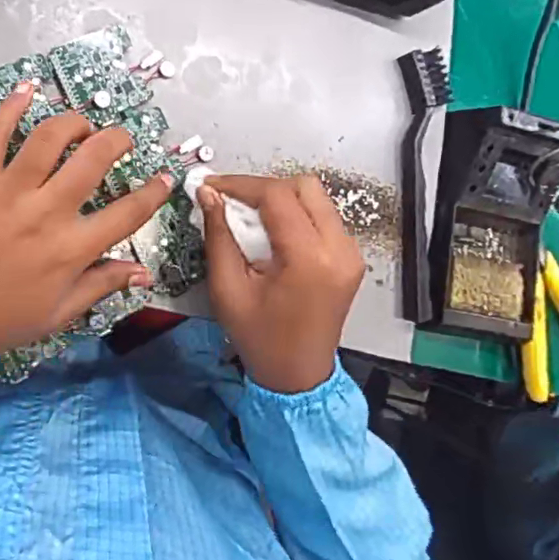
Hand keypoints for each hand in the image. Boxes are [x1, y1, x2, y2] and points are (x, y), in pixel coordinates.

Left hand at [0, 83, 173, 372]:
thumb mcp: (56, 315)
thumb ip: (100, 286)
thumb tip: (142, 272)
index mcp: (70, 251)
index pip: (127, 214)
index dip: (152, 193)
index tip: (163, 178)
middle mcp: (45, 214)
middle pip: (94, 160)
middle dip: (117, 141)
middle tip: (121, 140)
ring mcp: (8, 193)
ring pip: (49, 138)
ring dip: (73, 123)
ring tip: (80, 126)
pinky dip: (10, 107)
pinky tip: (26, 91)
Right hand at [199, 174, 363, 393]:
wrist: (296, 374)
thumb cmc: (257, 336)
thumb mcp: (227, 286)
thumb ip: (218, 235)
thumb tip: (208, 195)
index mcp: (310, 259)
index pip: (277, 196)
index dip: (240, 185)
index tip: (210, 188)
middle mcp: (340, 249)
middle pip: (303, 187)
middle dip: (261, 188)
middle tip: (228, 202)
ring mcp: (350, 253)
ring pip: (315, 198)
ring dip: (277, 199)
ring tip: (244, 216)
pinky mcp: (349, 257)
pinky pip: (321, 217)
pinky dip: (292, 214)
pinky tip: (267, 232)